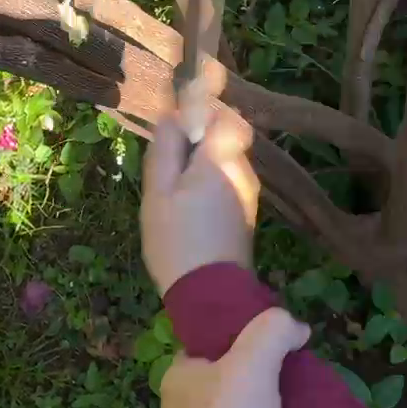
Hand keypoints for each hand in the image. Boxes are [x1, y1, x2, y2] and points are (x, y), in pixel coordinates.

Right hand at [140, 108, 258, 294]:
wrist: (209, 294)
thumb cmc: (177, 239)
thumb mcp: (158, 192)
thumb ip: (166, 149)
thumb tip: (172, 117)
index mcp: (221, 161)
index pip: (228, 118)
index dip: (208, 113)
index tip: (182, 123)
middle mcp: (242, 173)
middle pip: (226, 142)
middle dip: (200, 144)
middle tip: (168, 165)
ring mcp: (248, 196)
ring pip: (226, 165)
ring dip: (204, 169)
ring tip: (174, 194)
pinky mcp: (245, 217)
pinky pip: (228, 187)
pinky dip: (210, 188)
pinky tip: (189, 211)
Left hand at [156, 307, 309, 407]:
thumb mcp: (250, 363)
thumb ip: (273, 332)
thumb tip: (297, 327)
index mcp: (181, 376)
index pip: (209, 343)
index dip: (239, 334)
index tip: (274, 333)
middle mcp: (189, 407)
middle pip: (234, 377)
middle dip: (265, 373)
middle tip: (300, 366)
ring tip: (310, 396)